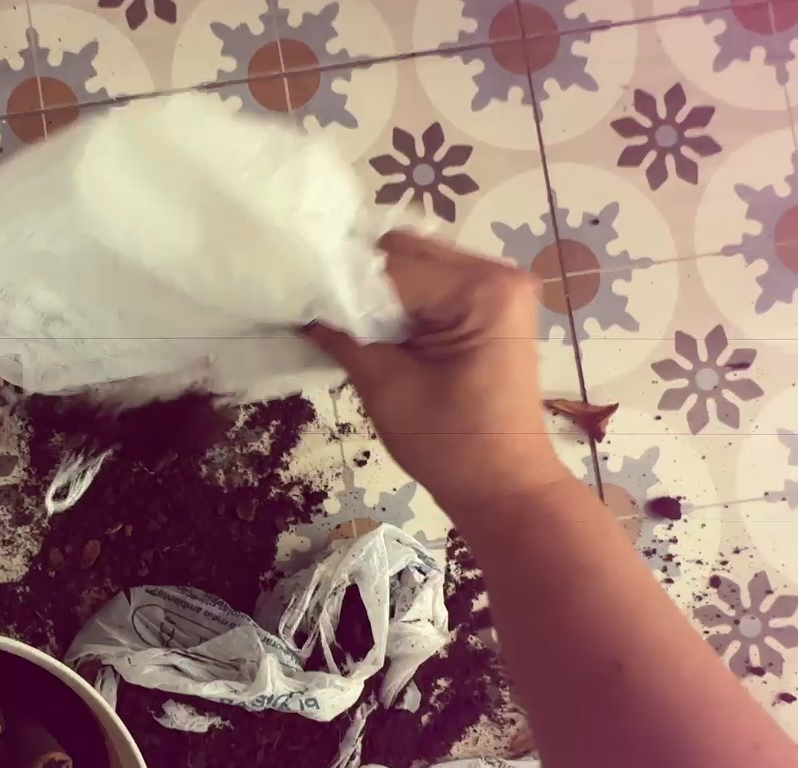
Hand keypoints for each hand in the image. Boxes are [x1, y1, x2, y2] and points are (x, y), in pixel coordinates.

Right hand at [302, 230, 574, 524]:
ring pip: (415, 266)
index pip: (392, 266)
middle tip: (316, 310)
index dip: (340, 281)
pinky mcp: (488, 308)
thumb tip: (299, 313)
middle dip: (357, 281)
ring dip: (374, 292)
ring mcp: (496, 289)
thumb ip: (343, 339)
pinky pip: (430, 287)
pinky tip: (369, 327)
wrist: (500, 483)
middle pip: (406, 254)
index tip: (297, 299)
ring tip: (337, 320)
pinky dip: (395, 303)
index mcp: (481, 291)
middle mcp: (496, 274)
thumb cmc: (447, 443)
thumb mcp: (385, 387)